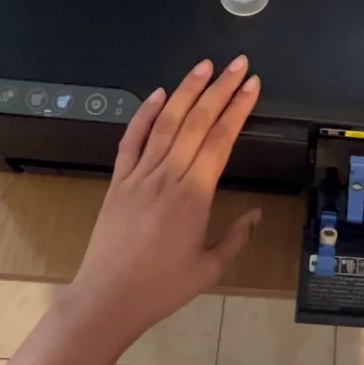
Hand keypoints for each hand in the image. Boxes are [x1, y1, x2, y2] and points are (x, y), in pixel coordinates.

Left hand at [63, 57, 264, 351]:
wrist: (107, 300)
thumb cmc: (161, 288)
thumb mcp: (210, 268)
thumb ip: (236, 237)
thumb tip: (256, 214)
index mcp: (194, 196)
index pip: (221, 140)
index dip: (238, 109)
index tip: (251, 85)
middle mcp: (168, 176)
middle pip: (197, 122)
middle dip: (220, 89)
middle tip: (237, 64)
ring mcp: (139, 175)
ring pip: (166, 122)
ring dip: (186, 91)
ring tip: (204, 67)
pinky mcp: (118, 180)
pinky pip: (132, 140)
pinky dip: (145, 114)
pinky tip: (158, 93)